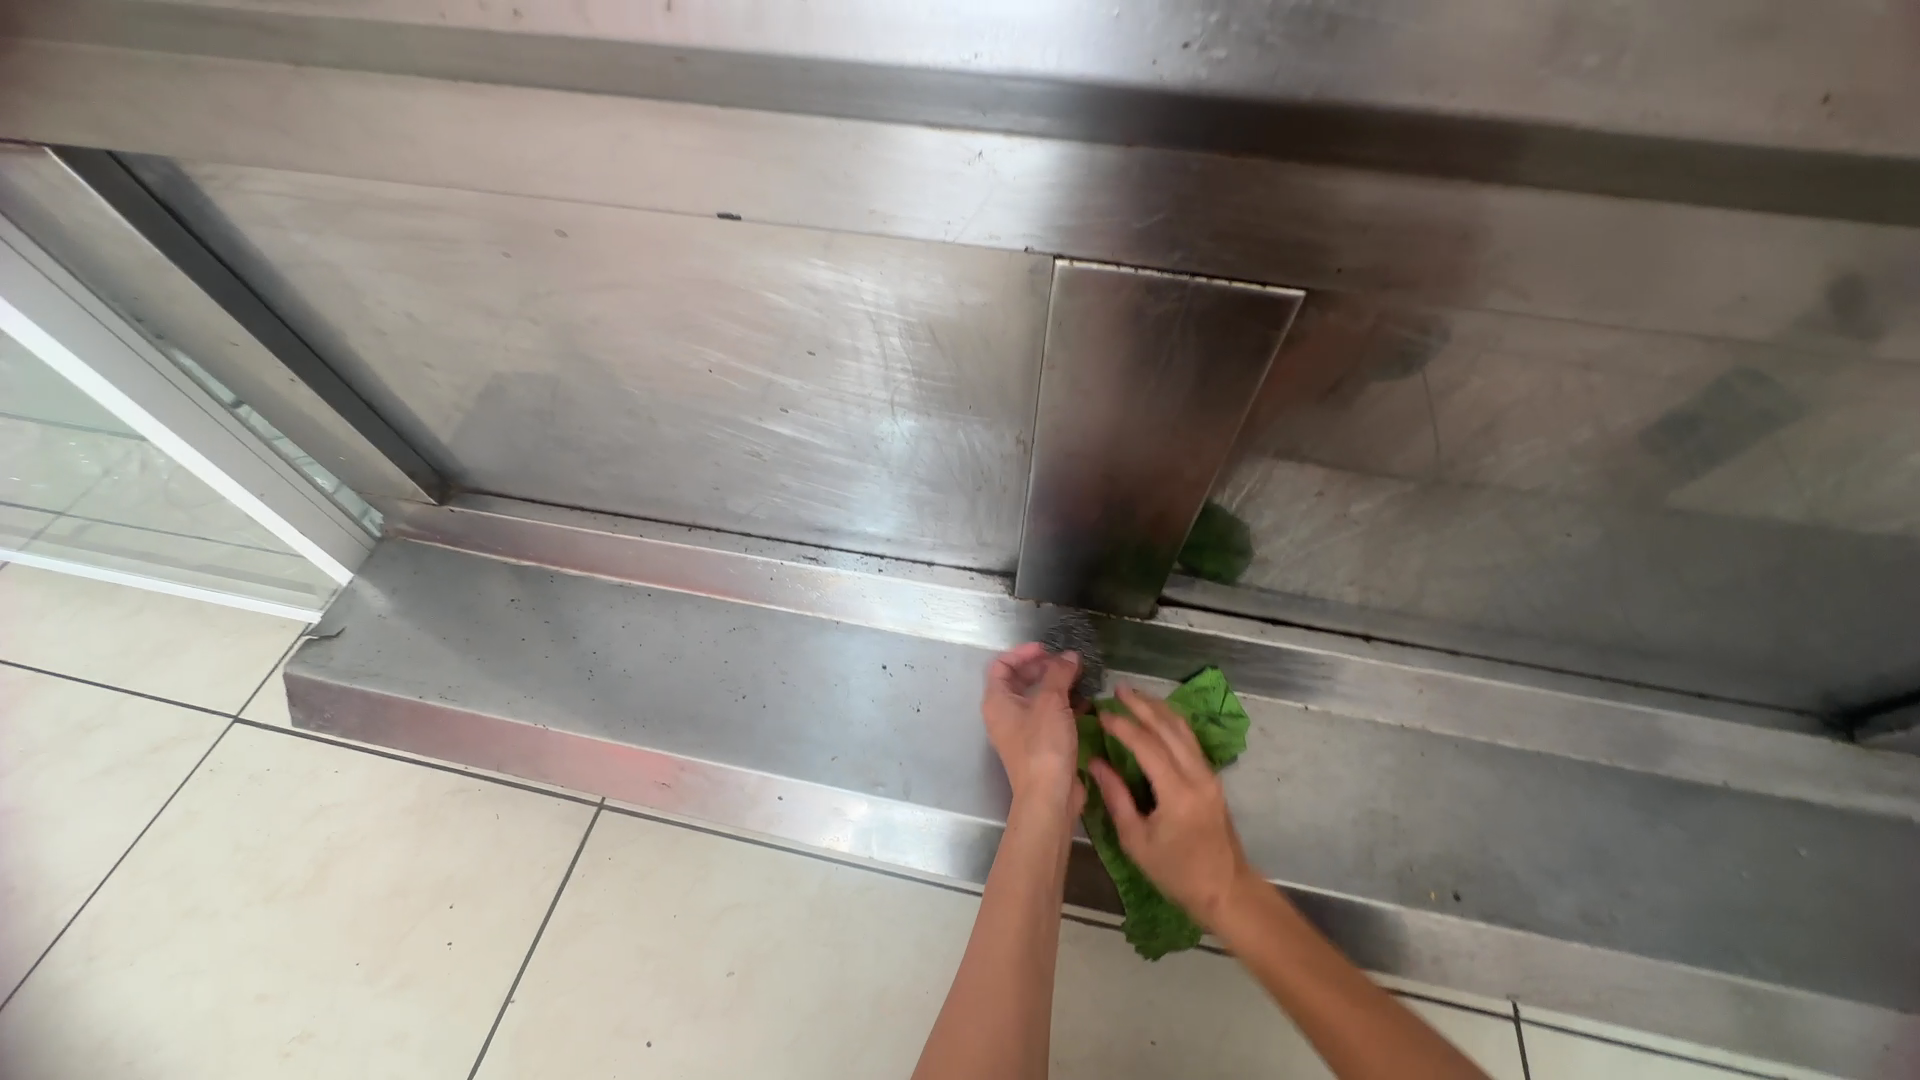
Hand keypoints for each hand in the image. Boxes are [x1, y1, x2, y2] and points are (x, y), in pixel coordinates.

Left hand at [983, 643, 1085, 816]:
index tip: (1047, 649)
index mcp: (997, 701)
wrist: (1049, 796)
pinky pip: (1048, 717)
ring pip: (1036, 699)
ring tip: (1079, 678)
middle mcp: (1004, 715)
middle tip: (1067, 663)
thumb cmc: (1043, 745)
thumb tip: (1069, 656)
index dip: (1022, 653)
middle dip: (1043, 668)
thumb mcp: (1051, 702)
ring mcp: (1021, 732)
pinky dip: (1063, 706)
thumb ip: (1059, 674)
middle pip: (1019, 681)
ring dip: (1056, 687)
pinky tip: (1085, 703)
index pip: (1001, 665)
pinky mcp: (1039, 745)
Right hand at [1089, 684, 1256, 931]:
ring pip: (1183, 729)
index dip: (1122, 726)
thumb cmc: (1176, 872)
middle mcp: (1197, 775)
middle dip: (1141, 706)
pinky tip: (1157, 718)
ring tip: (1135, 696)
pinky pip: (1190, 740)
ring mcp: (1209, 774)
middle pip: (1168, 728)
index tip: (1100, 713)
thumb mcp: (1136, 841)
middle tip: (1117, 690)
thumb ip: (1116, 797)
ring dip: (1159, 709)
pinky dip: (1170, 723)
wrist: (1226, 890)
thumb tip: (1095, 763)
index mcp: (1177, 792)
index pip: (1146, 745)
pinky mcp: (1212, 779)